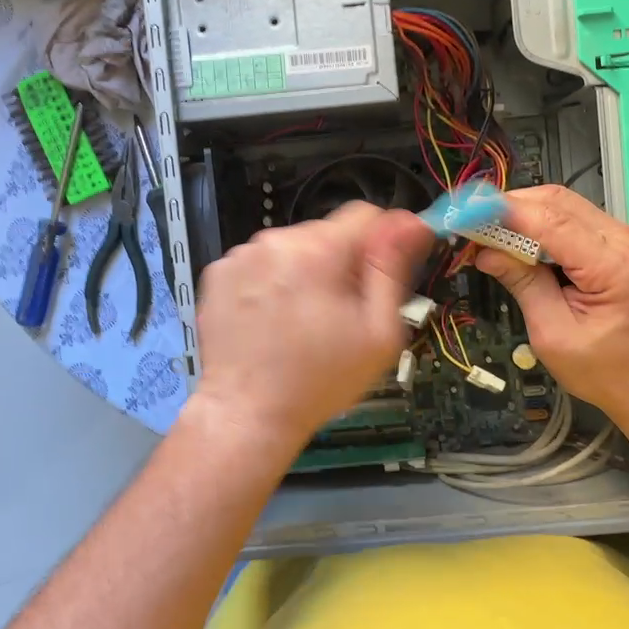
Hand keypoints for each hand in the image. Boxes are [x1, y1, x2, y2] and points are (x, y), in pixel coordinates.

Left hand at [192, 202, 433, 451]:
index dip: (382, 242)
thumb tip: (411, 223)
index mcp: (318, 250)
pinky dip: (271, 283)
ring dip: (304, 272)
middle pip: (326, 233)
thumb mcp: (378, 332)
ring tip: (302, 321)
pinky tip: (272, 321)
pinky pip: (261, 264)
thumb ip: (393, 269)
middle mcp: (276, 241)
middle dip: (339, 264)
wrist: (247, 414)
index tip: (380, 277)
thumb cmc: (320, 380)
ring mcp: (241, 257)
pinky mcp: (217, 275)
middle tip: (340, 313)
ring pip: (293, 249)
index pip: (366, 214)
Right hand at [474, 185, 628, 430]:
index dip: (503, 211)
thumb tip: (484, 251)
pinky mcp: (626, 244)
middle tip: (470, 223)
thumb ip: (522, 284)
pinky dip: (544, 225)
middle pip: (558, 201)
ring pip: (567, 204)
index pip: (551, 220)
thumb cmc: (605, 374)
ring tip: (489, 233)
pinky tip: (520, 241)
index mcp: (615, 266)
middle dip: (510, 207)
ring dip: (525, 214)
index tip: (464, 212)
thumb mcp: (553, 334)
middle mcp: (628, 241)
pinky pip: (578, 220)